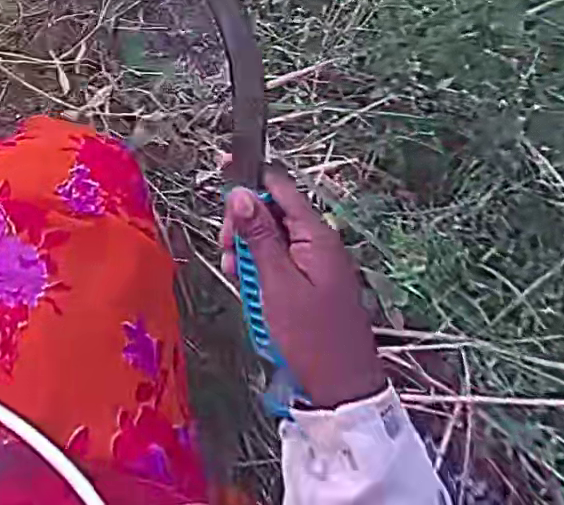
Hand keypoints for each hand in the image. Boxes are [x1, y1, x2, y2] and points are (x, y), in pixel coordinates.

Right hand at [221, 165, 386, 407]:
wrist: (343, 391)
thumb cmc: (311, 336)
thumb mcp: (277, 283)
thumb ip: (258, 235)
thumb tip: (239, 192)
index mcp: (316, 235)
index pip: (280, 186)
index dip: (249, 178)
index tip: (220, 172)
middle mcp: (318, 241)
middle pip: (271, 210)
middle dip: (243, 222)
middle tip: (227, 248)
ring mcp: (315, 262)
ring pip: (270, 235)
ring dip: (248, 247)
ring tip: (235, 271)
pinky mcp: (310, 280)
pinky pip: (278, 259)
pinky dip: (259, 266)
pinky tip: (248, 284)